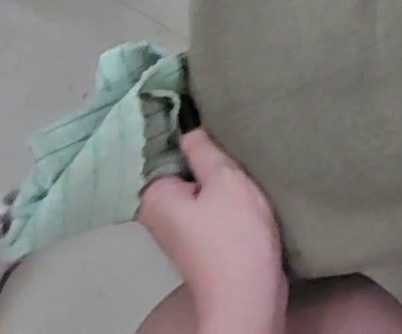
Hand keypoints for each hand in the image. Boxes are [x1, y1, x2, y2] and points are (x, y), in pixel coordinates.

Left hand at [138, 129, 287, 333]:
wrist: (248, 293)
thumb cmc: (235, 234)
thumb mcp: (226, 179)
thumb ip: (204, 149)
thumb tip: (188, 128)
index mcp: (153, 196)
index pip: (159, 148)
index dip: (181, 127)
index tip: (200, 108)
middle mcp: (155, 213)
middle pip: (176, 166)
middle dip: (198, 151)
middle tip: (224, 126)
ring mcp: (175, 229)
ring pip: (191, 184)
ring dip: (210, 170)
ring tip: (233, 148)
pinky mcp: (195, 239)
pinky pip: (201, 201)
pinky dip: (215, 190)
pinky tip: (235, 178)